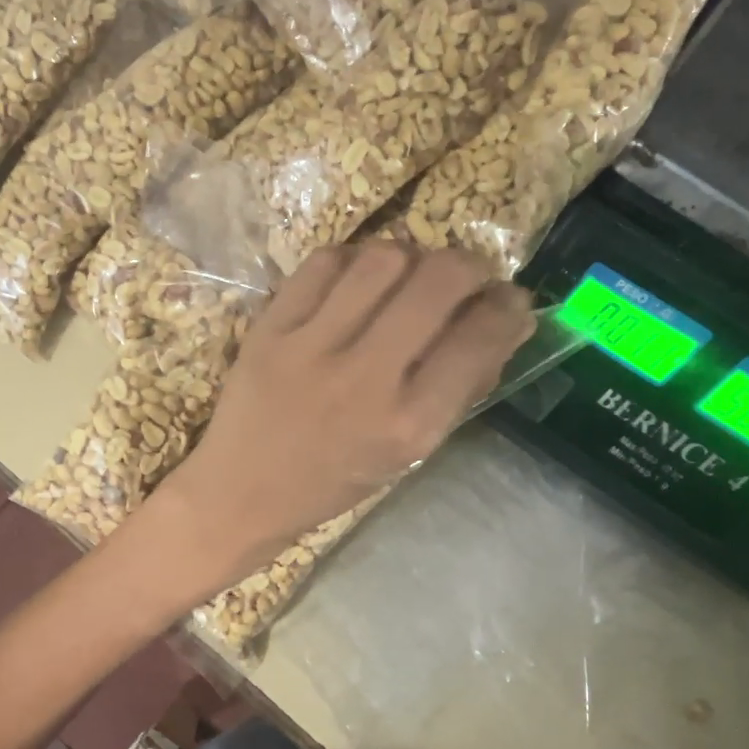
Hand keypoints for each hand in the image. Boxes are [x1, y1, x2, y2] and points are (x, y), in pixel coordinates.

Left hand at [154, 243, 534, 565]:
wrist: (240, 492)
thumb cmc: (331, 482)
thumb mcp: (405, 454)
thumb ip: (455, 390)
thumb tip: (500, 323)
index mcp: (409, 424)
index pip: (481, 337)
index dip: (508, 307)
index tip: (506, 300)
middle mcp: (365, 379)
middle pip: (439, 280)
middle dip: (467, 267)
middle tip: (460, 279)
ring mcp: (311, 348)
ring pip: (383, 258)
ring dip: (410, 256)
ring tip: (406, 275)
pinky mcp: (269, 330)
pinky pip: (323, 263)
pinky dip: (351, 260)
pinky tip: (354, 280)